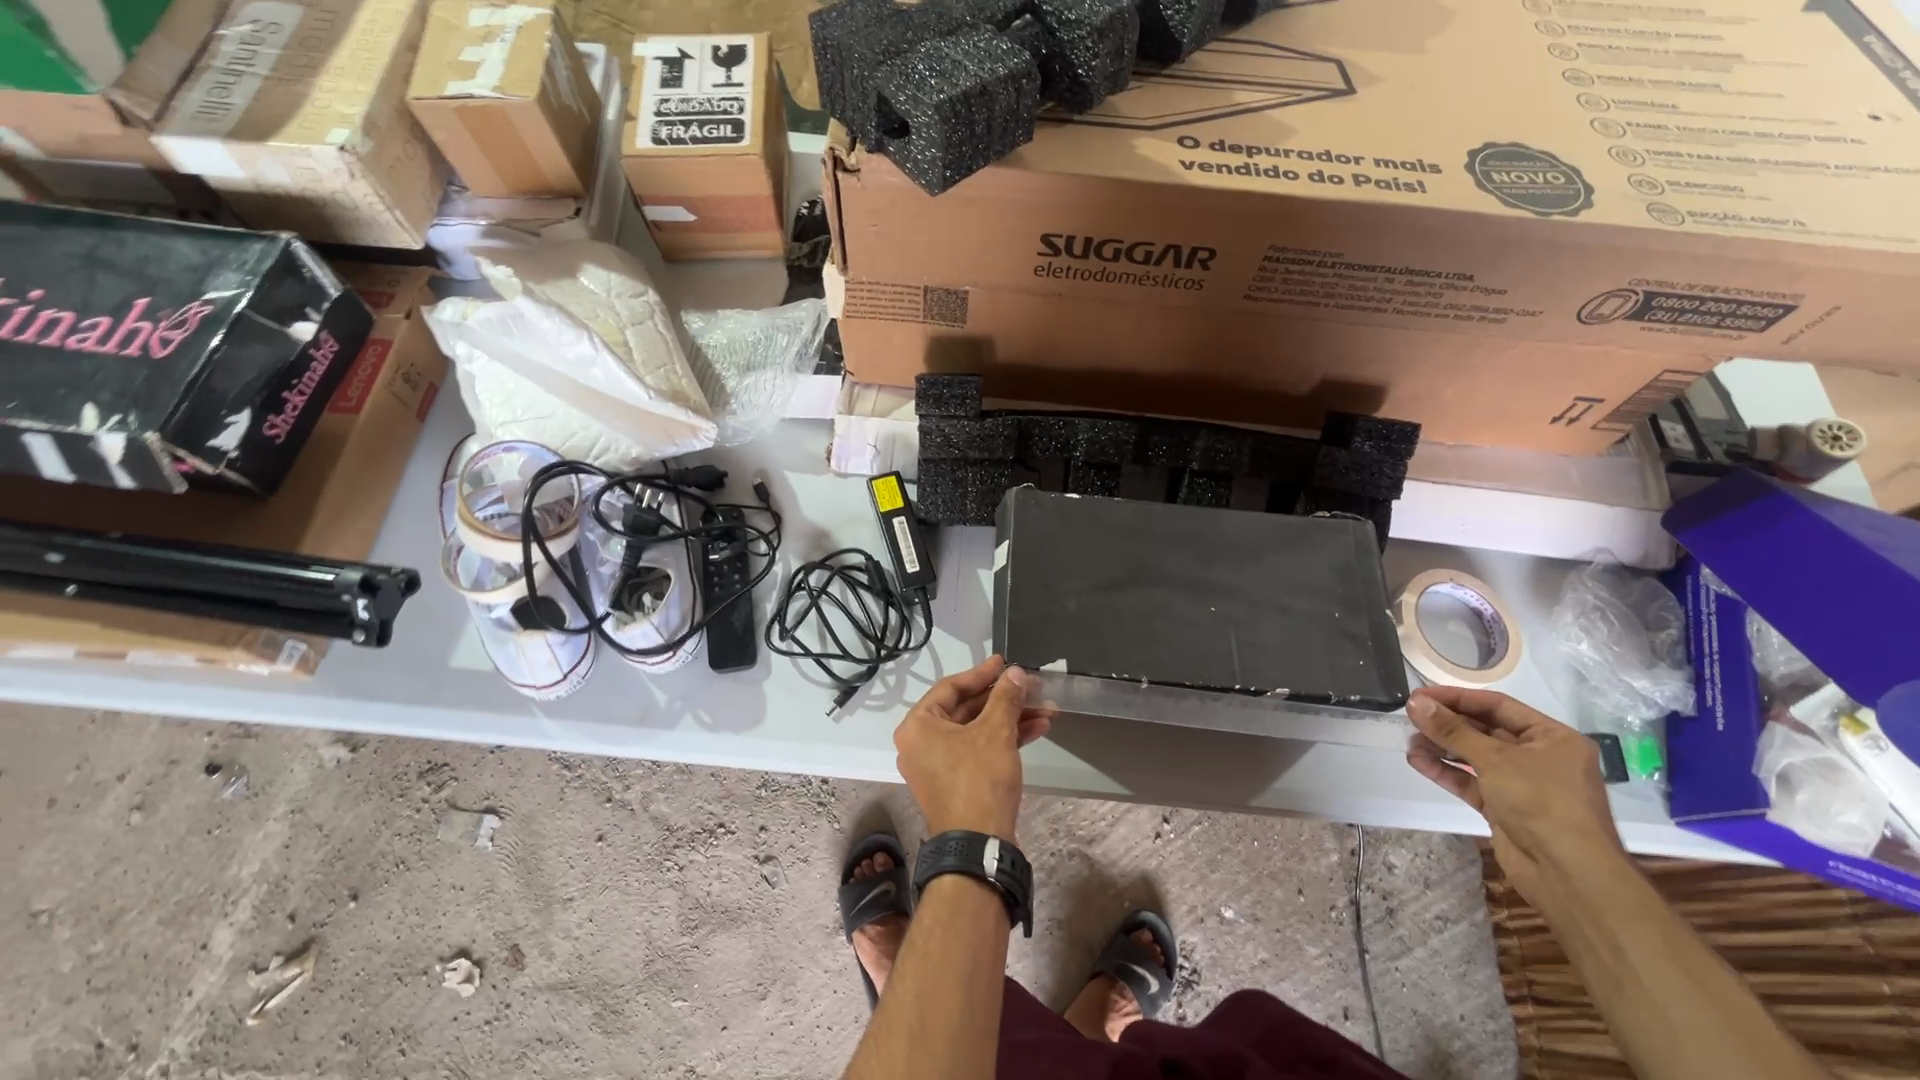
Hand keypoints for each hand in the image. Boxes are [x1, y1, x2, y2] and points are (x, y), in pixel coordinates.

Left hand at [894, 655, 1053, 842]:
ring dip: (1011, 719)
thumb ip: (1005, 698)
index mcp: (918, 726)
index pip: (950, 688)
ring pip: (977, 732)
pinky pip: (978, 751)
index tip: (1005, 662)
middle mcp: (921, 744)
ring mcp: (937, 766)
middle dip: (1004, 699)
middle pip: (965, 709)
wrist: (977, 845)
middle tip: (1033, 686)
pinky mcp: (955, 784)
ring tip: (1046, 709)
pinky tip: (1038, 730)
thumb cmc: (978, 780)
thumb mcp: (995, 732)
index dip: (981, 673)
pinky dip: (1005, 740)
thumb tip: (1016, 673)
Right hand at [1405, 686, 1626, 901]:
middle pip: (1486, 731)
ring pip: (1476, 758)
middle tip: (1410, 717)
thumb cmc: (1542, 802)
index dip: (1457, 698)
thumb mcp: (1495, 759)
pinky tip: (1418, 761)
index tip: (1420, 695)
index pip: (1498, 706)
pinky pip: (1472, 783)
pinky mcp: (1505, 808)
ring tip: (1410, 741)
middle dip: (1448, 724)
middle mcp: (1539, 757)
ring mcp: (1522, 785)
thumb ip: (1453, 731)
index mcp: (1552, 737)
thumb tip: (1416, 703)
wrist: (1567, 873)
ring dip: (1443, 748)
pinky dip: (1447, 772)